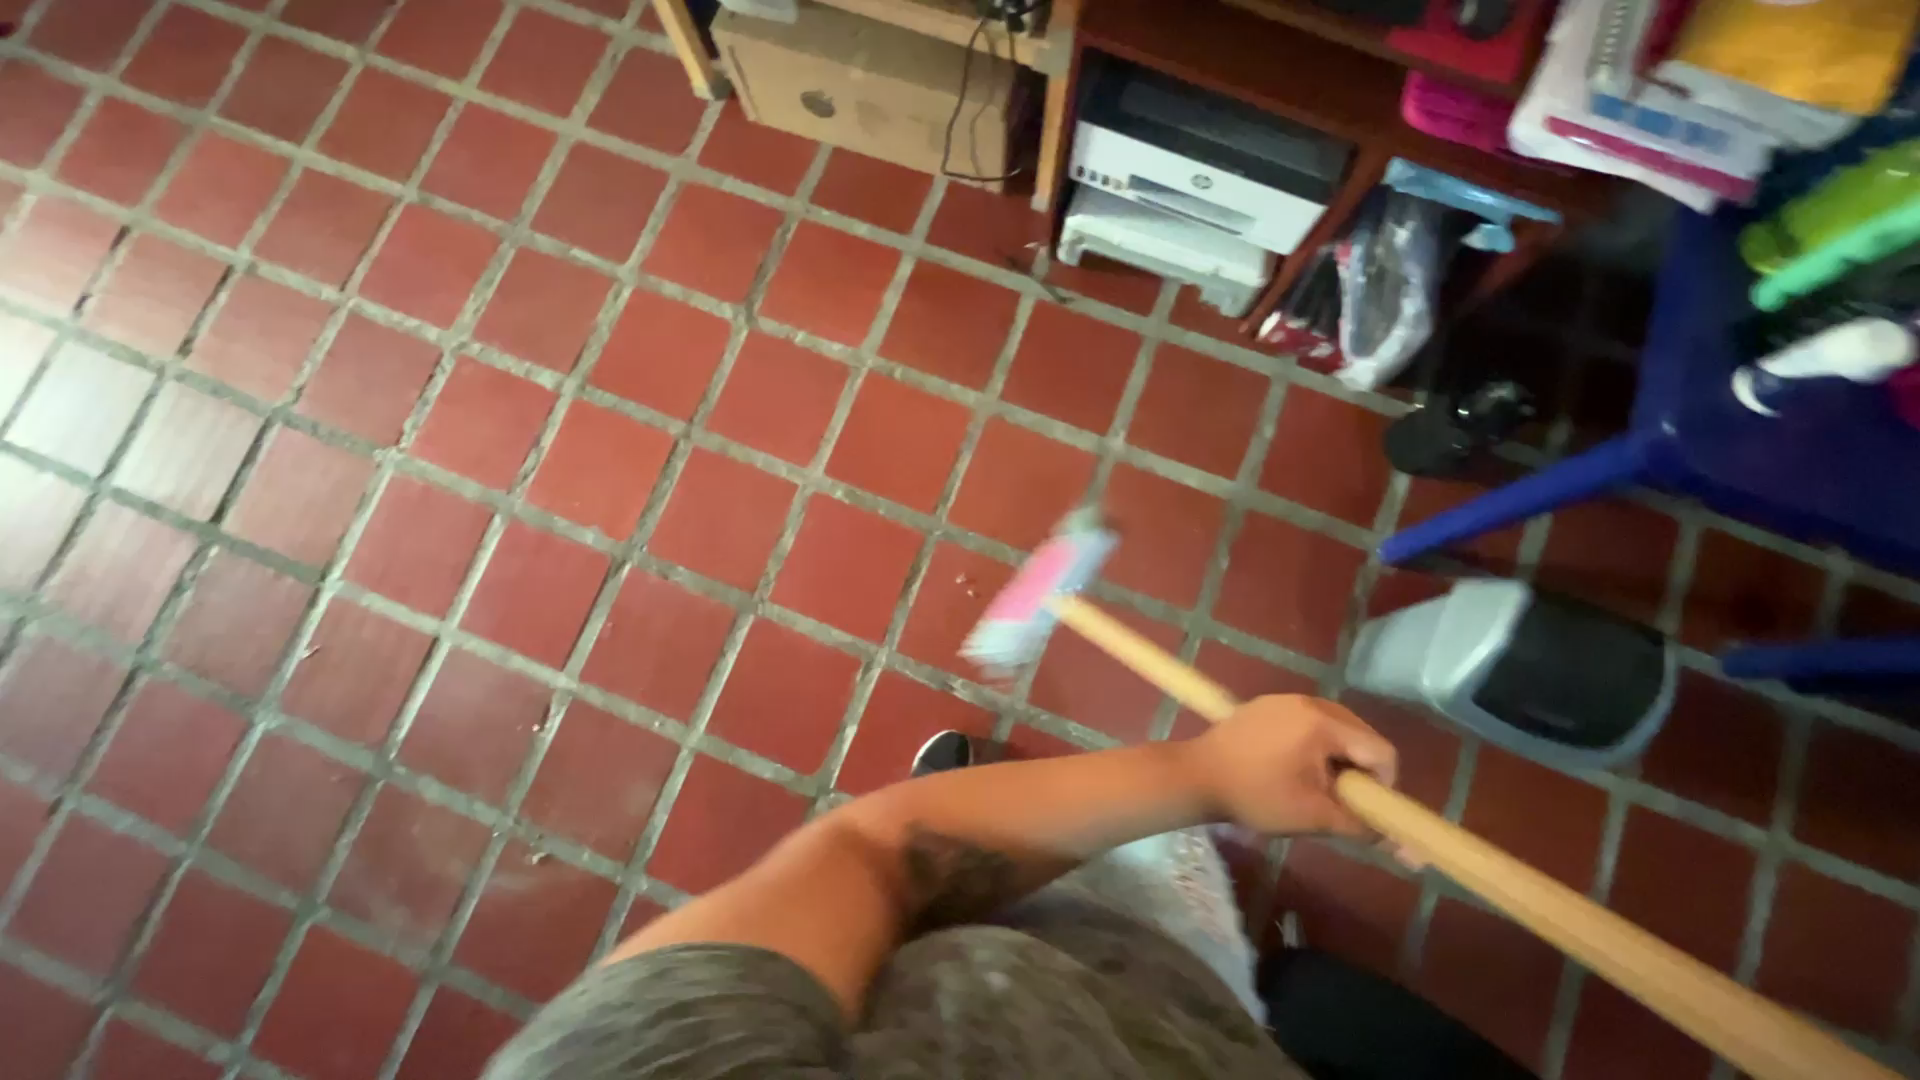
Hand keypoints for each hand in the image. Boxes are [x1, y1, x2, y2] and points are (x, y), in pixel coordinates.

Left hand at [1183, 695, 1398, 839]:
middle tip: (1342, 799)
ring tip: (1317, 786)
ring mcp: (1283, 699)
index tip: (1364, 808)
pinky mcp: (1264, 705)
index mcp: (1323, 722)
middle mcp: (1307, 701)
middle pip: (1360, 735)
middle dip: (1361, 770)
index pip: (1381, 750)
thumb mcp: (1315, 817)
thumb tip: (1407, 849)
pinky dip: (1313, 745)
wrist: (1195, 777)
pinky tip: (1293, 769)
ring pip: (1335, 728)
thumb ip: (1363, 827)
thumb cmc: (1256, 796)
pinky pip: (1307, 722)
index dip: (1384, 785)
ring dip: (1338, 758)